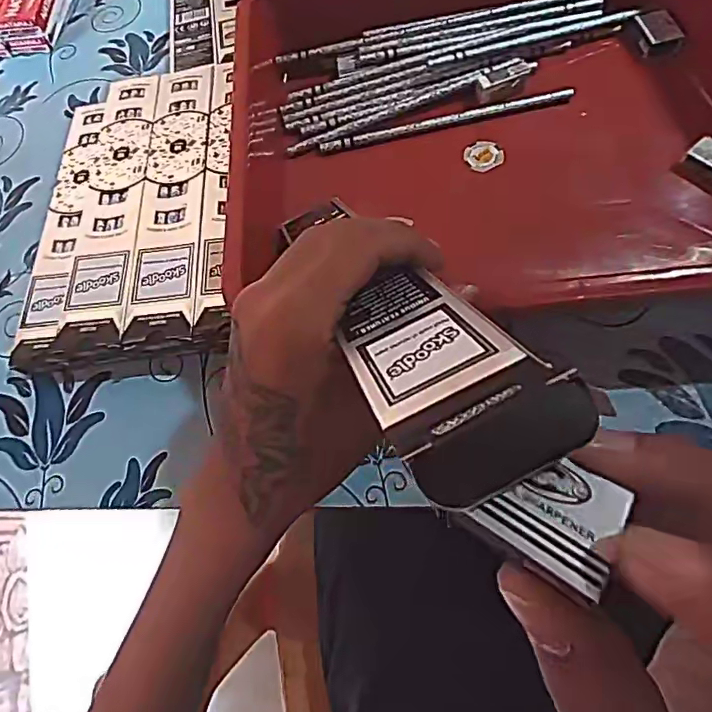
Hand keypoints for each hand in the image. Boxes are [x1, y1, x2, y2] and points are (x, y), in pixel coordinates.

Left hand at [189, 215, 441, 549]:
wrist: (249, 476)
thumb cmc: (307, 454)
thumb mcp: (372, 402)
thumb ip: (417, 344)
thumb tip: (463, 297)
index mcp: (292, 320)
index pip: (353, 247)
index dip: (402, 243)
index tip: (435, 259)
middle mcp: (266, 298)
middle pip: (333, 234)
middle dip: (386, 236)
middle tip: (425, 261)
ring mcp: (253, 297)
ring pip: (315, 240)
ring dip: (362, 243)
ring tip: (402, 266)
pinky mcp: (253, 303)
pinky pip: (301, 258)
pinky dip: (339, 256)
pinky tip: (367, 277)